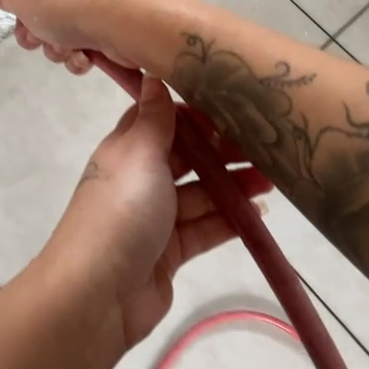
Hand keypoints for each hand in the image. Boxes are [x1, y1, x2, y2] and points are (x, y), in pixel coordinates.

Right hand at [0, 0, 140, 72]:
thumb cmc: (64, 3)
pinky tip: (84, 57)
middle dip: (24, 27)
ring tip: (64, 47)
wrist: (122, 20)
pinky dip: (75, 54)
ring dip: (51, 45)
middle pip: (26, 2)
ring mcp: (79, 3)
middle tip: (31, 35)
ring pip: (49, 30)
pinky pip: (73, 44)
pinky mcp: (97, 26)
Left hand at [37, 76, 271, 348]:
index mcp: (127, 149)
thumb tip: (151, 73)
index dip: (194, 112)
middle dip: (222, 150)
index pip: (161, 119)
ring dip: (233, 185)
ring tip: (273, 178)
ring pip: (200, 193)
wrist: (95, 295)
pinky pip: (205, 229)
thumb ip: (154, 119)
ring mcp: (154, 217)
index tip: (231, 105)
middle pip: (186, 157)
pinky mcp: (169, 253)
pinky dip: (230, 221)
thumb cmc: (119, 212)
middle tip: (266, 144)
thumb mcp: (138, 154)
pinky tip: (259, 213)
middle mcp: (139, 178)